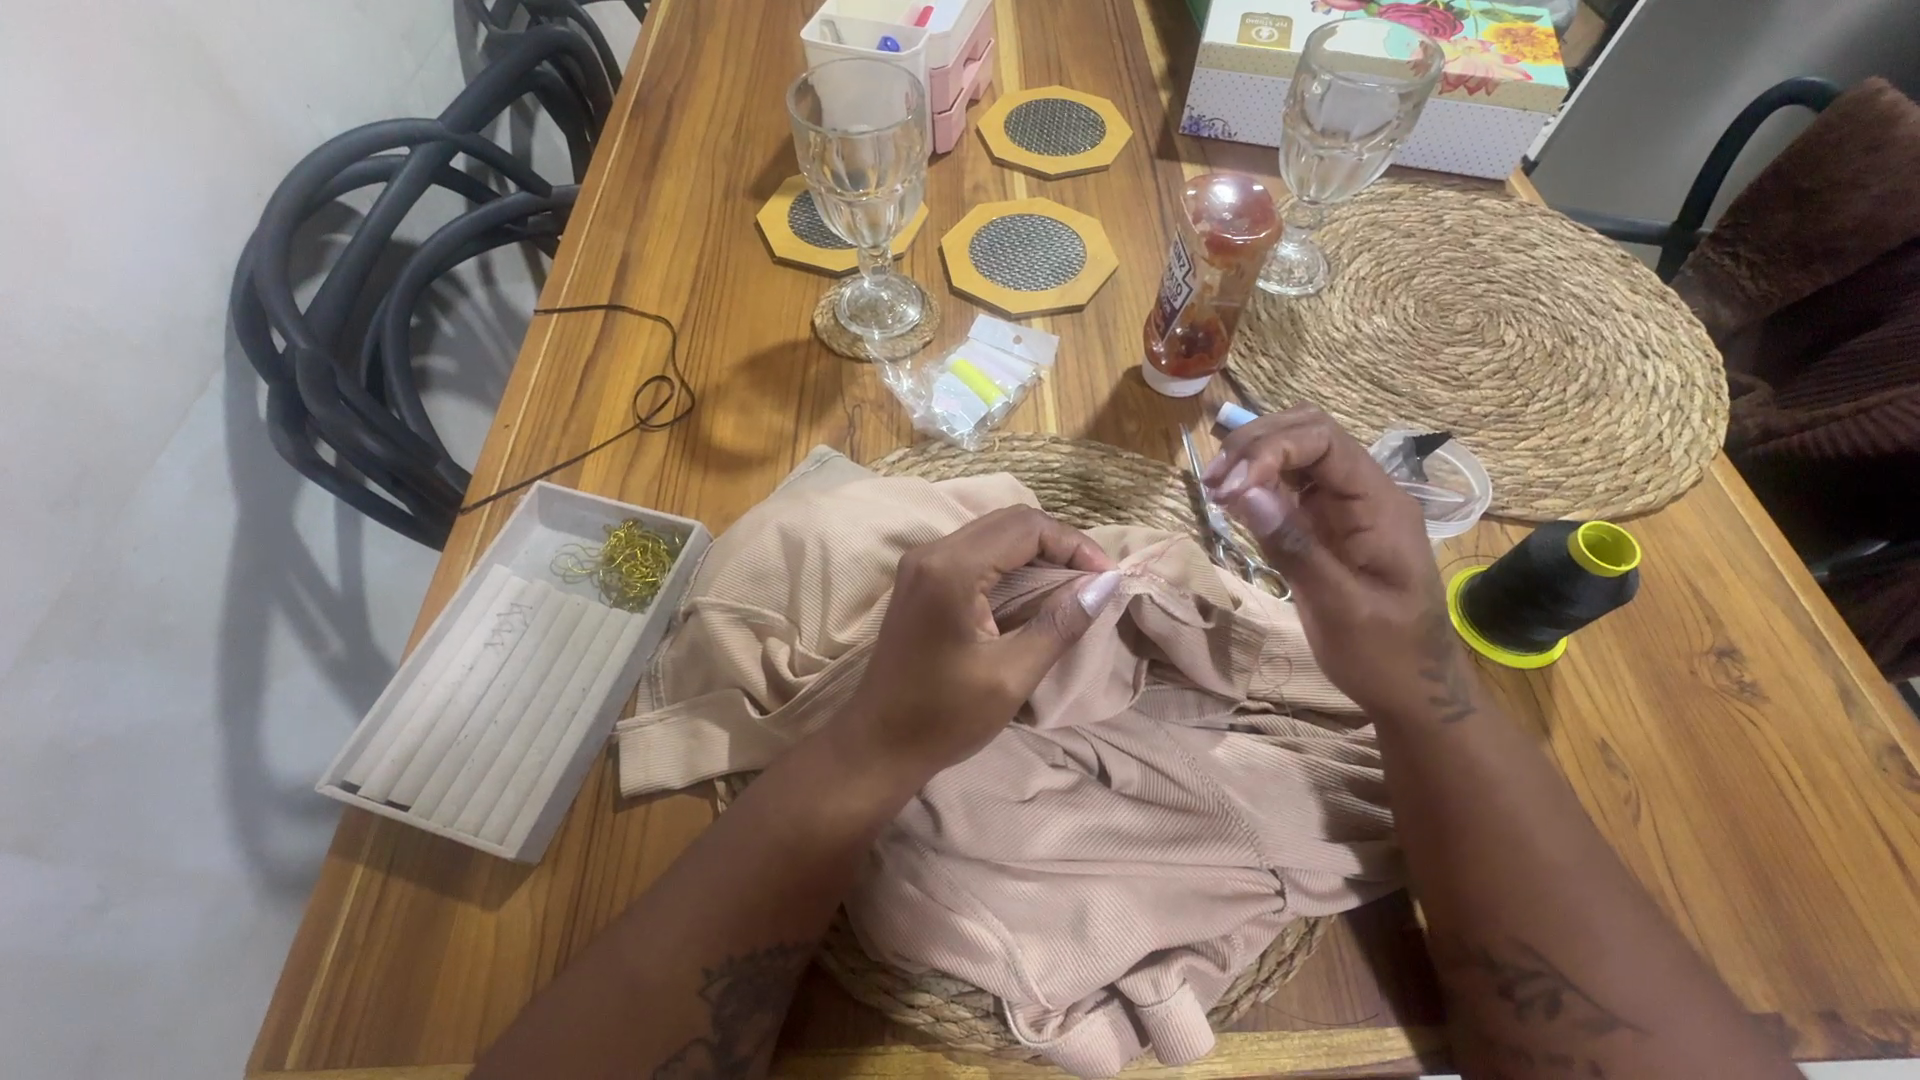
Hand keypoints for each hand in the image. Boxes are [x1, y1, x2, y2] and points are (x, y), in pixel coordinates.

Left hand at [835, 506, 1121, 785]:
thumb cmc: (943, 718)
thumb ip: (1060, 623)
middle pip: (1010, 521)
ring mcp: (921, 563)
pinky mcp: (920, 579)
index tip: (1108, 578)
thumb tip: (1105, 583)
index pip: (1026, 527)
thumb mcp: (1012, 676)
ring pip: (993, 532)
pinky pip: (976, 551)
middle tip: (1095, 579)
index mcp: (950, 569)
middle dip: (1059, 543)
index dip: (1074, 545)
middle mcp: (931, 552)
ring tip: (1074, 584)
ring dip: (1036, 551)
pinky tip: (1036, 590)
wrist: (878, 744)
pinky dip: (1012, 562)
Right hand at [1202, 406, 1475, 721]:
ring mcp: (1345, 508)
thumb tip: (1242, 492)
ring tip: (1214, 489)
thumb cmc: (1385, 655)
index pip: (1324, 440)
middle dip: (1255, 445)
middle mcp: (1364, 494)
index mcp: (1380, 505)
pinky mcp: (1326, 527)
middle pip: (1309, 432)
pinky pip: (1290, 487)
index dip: (1270, 448)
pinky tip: (1231, 502)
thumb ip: (1293, 546)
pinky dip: (1256, 485)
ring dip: (1251, 459)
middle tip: (1213, 482)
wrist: (1415, 693)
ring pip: (1296, 453)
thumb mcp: (1339, 607)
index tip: (1229, 487)